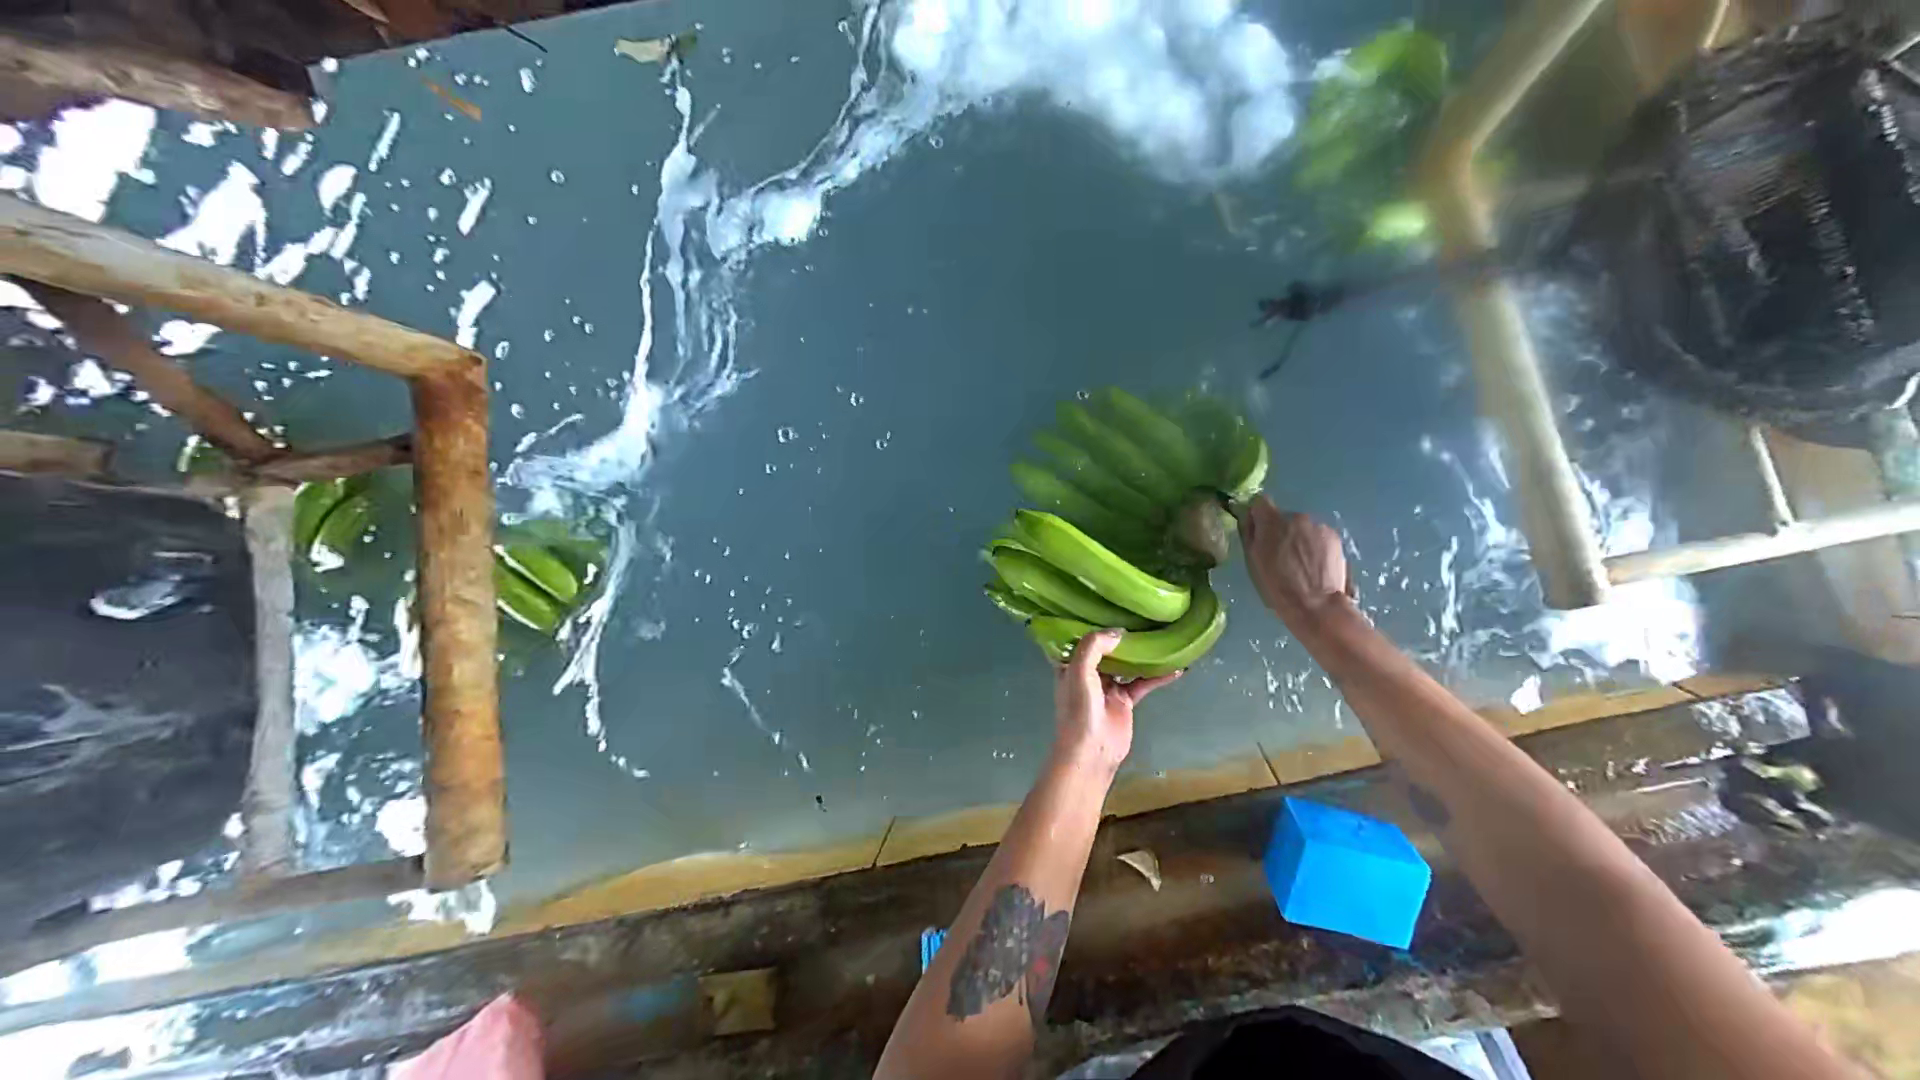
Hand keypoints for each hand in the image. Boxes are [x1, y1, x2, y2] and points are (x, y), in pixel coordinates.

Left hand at [1052, 630, 1182, 774]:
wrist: (1092, 749)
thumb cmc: (1079, 708)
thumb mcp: (1079, 670)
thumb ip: (1094, 646)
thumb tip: (1119, 632)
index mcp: (1070, 664)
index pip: (1079, 638)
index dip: (1091, 624)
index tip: (1108, 607)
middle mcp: (1088, 672)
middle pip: (1105, 649)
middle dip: (1119, 636)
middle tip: (1141, 617)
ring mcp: (1107, 686)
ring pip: (1126, 664)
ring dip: (1141, 654)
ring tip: (1160, 636)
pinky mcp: (1125, 700)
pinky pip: (1143, 683)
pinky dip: (1157, 676)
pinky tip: (1176, 668)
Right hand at [1237, 495, 1351, 624]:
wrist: (1316, 604)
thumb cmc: (1277, 586)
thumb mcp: (1253, 560)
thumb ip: (1250, 533)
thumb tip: (1247, 517)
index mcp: (1271, 521)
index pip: (1260, 502)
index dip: (1258, 515)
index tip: (1259, 531)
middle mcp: (1296, 517)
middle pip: (1284, 518)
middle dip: (1281, 531)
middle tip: (1281, 555)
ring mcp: (1318, 526)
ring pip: (1303, 528)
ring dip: (1300, 539)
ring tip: (1301, 564)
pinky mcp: (1334, 537)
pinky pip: (1319, 536)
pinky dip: (1315, 546)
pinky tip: (1316, 565)